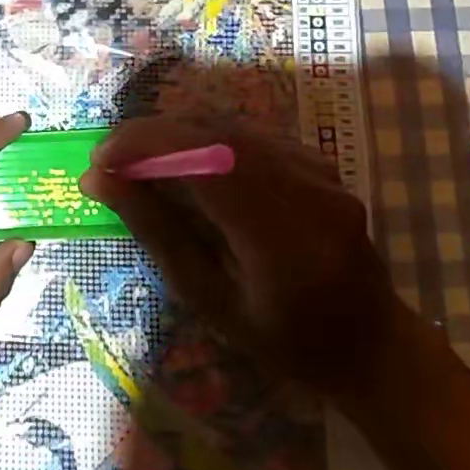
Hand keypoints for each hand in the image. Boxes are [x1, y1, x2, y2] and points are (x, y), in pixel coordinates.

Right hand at [79, 116, 394, 392]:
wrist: (369, 343)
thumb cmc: (281, 339)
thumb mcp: (208, 298)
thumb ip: (157, 232)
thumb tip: (100, 181)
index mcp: (283, 236)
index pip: (209, 161)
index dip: (148, 145)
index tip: (100, 159)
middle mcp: (309, 189)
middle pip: (218, 133)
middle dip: (153, 135)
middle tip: (110, 158)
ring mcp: (320, 170)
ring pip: (232, 126)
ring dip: (175, 134)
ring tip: (136, 159)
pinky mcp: (319, 161)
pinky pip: (250, 135)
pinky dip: (204, 139)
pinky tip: (181, 162)